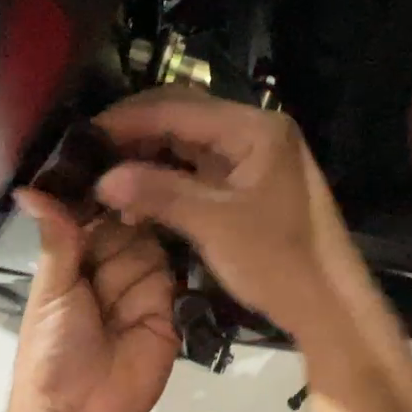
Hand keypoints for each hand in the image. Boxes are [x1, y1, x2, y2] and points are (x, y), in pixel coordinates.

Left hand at [8, 189, 179, 411]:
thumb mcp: (51, 290)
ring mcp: (145, 288)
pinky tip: (188, 232)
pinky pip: (178, 276)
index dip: (104, 190)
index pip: (95, 215)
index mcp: (78, 261)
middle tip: (147, 171)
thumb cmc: (52, 351)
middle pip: (130, 223)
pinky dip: (176, 261)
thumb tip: (29, 190)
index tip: (119, 147)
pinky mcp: (173, 309)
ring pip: (154, 244)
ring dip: (151, 236)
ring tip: (158, 214)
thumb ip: (58, 237)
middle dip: (133, 206)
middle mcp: (114, 269)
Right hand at [93, 87, 363, 337]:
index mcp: (255, 128)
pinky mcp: (248, 183)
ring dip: (147, 158)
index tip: (83, 136)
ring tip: (104, 177)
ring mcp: (253, 157)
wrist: (328, 304)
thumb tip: (101, 178)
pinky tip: (136, 197)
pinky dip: (167, 179)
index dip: (127, 120)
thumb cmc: (278, 262)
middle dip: (135, 134)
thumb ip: (159, 193)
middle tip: (87, 154)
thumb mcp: (215, 226)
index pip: (178, 108)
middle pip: (182, 116)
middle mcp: (255, 131)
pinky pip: (198, 169)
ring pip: (187, 143)